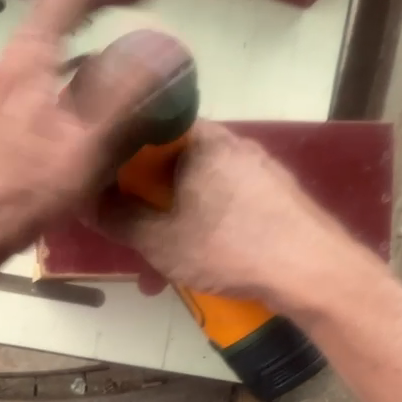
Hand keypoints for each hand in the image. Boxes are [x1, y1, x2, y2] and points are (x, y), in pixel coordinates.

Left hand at [0, 0, 181, 265]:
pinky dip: (75, 56)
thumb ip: (127, 100)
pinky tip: (91, 78)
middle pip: (61, 3)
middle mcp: (13, 61)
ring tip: (128, 26)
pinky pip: (45, 63)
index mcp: (32, 57)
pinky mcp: (2, 111)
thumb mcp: (85, 149)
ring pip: (52, 34)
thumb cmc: (23, 192)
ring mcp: (3, 86)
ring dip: (91, 23)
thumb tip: (165, 58)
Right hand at [92, 122, 372, 312]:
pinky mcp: (277, 196)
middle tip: (133, 240)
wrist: (313, 272)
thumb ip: (120, 219)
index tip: (107, 187)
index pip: (149, 130)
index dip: (122, 158)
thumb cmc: (229, 247)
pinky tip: (201, 263)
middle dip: (148, 205)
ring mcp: (259, 169)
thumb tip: (88, 201)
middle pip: (173, 165)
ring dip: (174, 225)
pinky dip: (205, 228)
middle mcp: (232, 144)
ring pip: (199, 191)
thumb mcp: (160, 241)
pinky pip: (225, 205)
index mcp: (201, 141)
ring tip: (163, 268)